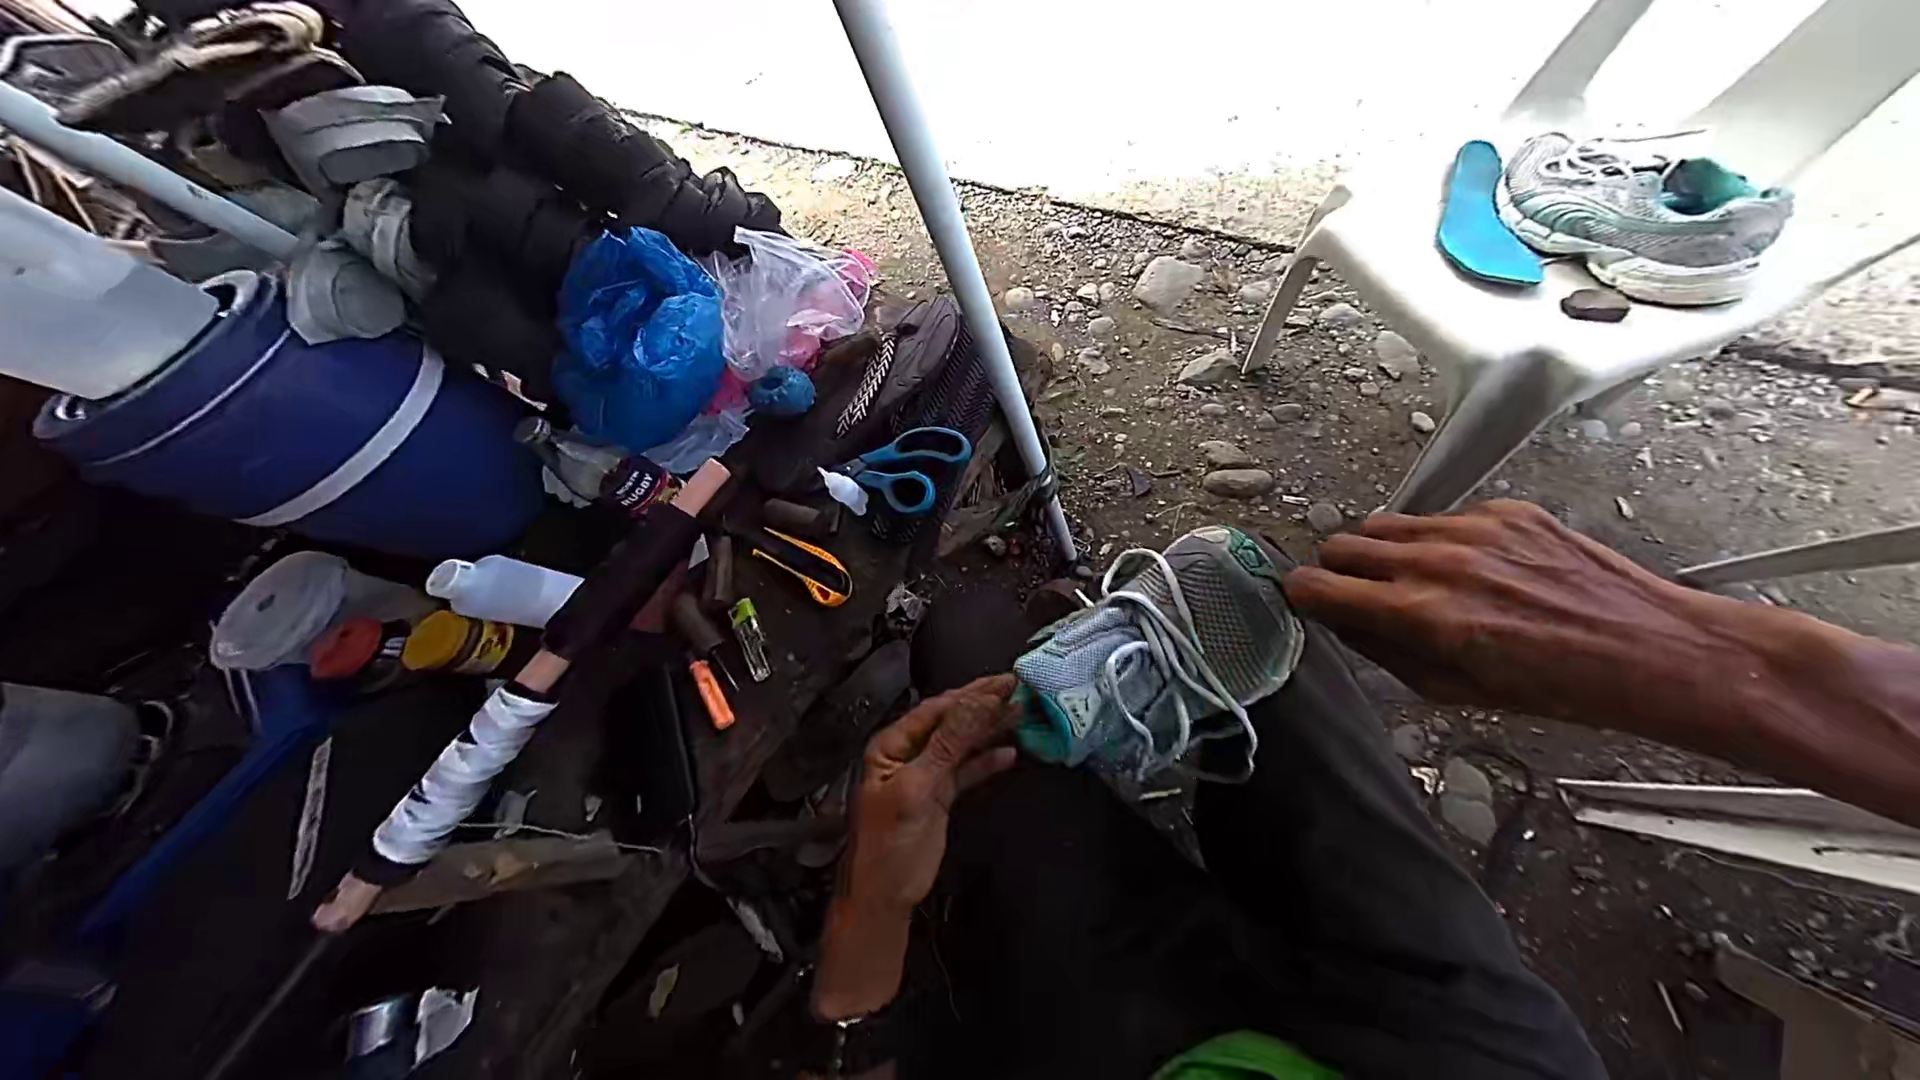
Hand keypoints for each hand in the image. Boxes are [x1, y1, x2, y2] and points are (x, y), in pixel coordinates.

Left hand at [813, 674, 1019, 1019]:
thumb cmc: (888, 847)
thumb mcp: (918, 789)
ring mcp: (925, 775)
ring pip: (962, 744)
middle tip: (1018, 690)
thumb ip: (947, 745)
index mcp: (892, 745)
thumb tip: (975, 703)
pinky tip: (1009, 752)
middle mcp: (908, 754)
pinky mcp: (939, 796)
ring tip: (1021, 713)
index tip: (1002, 683)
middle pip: (951, 722)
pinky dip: (987, 761)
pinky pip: (967, 770)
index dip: (970, 694)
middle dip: (984, 706)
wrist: (883, 901)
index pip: (936, 709)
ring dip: (990, 730)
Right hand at [1282, 500, 1774, 725]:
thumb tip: (1339, 620)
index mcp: (1421, 614)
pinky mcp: (1506, 510)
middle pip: (1339, 543)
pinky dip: (1435, 540)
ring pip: (1381, 523)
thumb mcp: (1450, 690)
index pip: (1316, 584)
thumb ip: (1380, 648)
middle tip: (1360, 592)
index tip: (1309, 602)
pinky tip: (1472, 566)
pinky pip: (1438, 517)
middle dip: (1338, 570)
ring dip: (1380, 550)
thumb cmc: (1557, 687)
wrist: (1662, 653)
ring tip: (1413, 576)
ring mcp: (1473, 529)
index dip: (1303, 595)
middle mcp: (1438, 562)